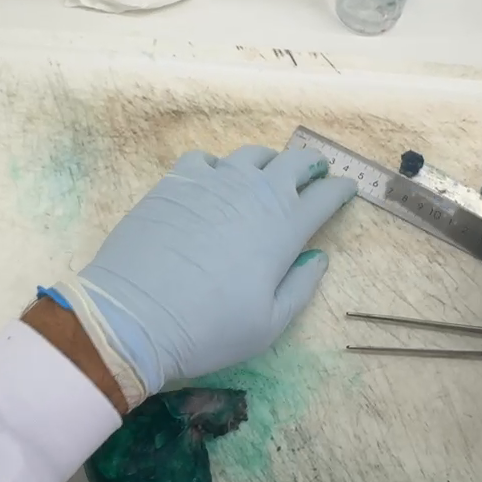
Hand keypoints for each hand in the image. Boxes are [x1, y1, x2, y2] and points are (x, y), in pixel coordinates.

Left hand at [59, 146, 356, 404]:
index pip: (325, 196)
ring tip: (266, 172)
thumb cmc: (209, 328)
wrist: (135, 314)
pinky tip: (212, 180)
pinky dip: (217, 165)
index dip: (340, 190)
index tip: (346, 189)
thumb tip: (318, 257)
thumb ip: (300, 287)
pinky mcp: (176, 180)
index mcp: (284, 227)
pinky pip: (205, 159)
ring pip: (251, 154)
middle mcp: (254, 193)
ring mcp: (213, 180)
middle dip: (310, 164)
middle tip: (314, 171)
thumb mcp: (269, 325)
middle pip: (294, 162)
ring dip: (267, 161)